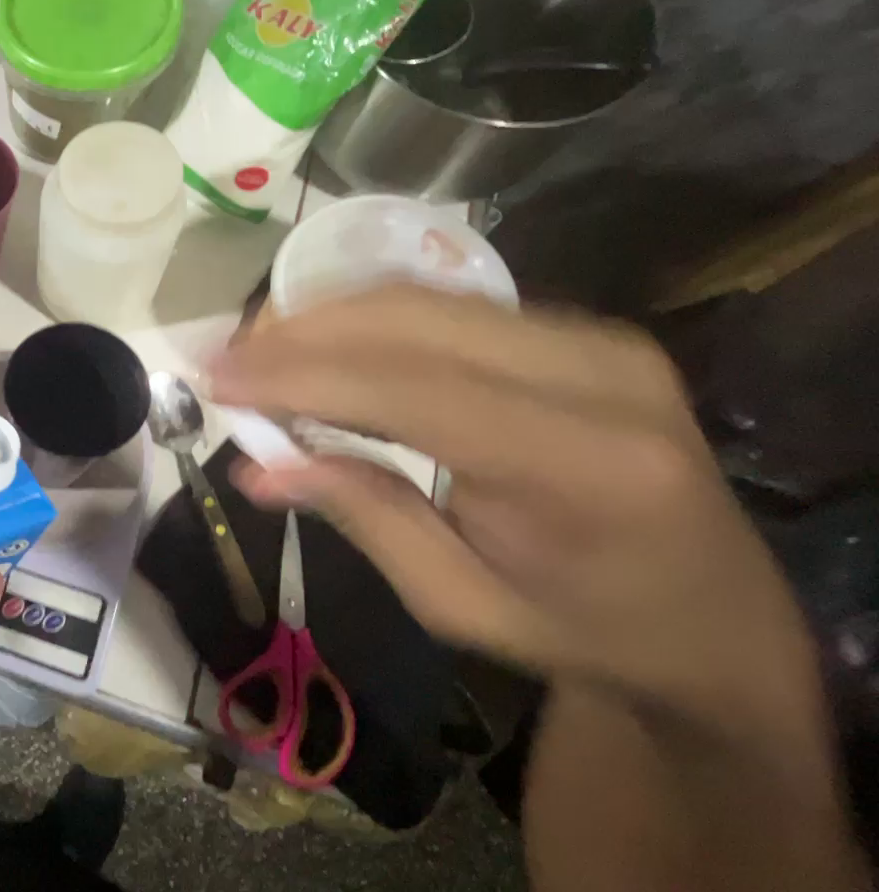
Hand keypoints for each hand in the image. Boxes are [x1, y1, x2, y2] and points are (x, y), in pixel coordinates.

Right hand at [211, 285, 814, 732]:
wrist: (709, 615)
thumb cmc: (577, 625)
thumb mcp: (456, 599)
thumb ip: (362, 515)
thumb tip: (254, 469)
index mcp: (582, 466)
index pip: (410, 390)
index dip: (298, 377)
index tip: (213, 380)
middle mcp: (600, 379)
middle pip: (413, 320)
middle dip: (299, 331)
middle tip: (222, 359)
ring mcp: (598, 342)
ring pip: (424, 297)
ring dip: (324, 315)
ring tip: (254, 350)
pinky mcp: (581, 331)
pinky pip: (447, 304)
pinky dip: (365, 317)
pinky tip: (315, 342)